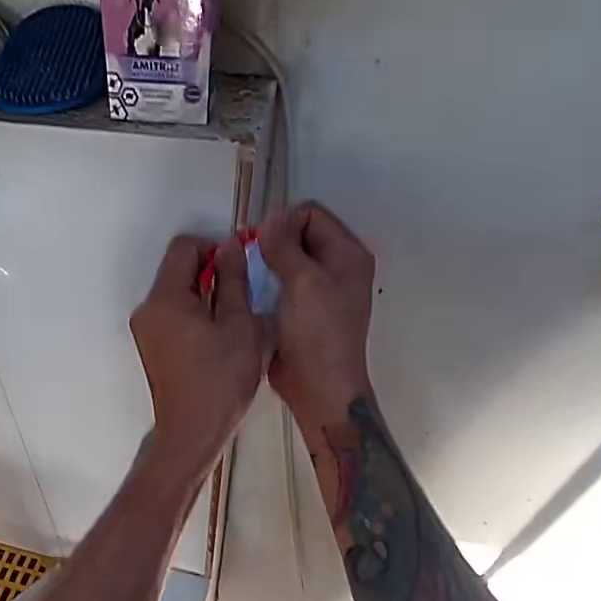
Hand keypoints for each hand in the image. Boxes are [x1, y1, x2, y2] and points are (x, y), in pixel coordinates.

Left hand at [130, 235, 265, 475]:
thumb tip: (230, 247)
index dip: (215, 248)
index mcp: (165, 299)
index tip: (240, 267)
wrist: (193, 432)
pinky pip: (175, 318)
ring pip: (179, 296)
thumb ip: (235, 281)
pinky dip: (198, 318)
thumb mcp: (239, 325)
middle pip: (179, 271)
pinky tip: (222, 341)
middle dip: (213, 275)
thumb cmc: (220, 382)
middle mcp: (148, 310)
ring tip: (237, 323)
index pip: (184, 248)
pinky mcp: (153, 349)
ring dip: (207, 298)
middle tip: (244, 297)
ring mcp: (147, 331)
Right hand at [253, 202, 377, 429]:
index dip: (283, 222)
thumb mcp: (303, 281)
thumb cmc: (319, 335)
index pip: (311, 214)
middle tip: (255, 261)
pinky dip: (266, 284)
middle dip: (273, 243)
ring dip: (266, 264)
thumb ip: (284, 244)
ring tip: (253, 278)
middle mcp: (336, 268)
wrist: (318, 387)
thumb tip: (270, 218)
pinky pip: (279, 283)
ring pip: (286, 259)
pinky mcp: (301, 309)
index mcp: (347, 255)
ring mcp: (319, 289)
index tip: (262, 243)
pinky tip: (255, 295)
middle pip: (297, 234)